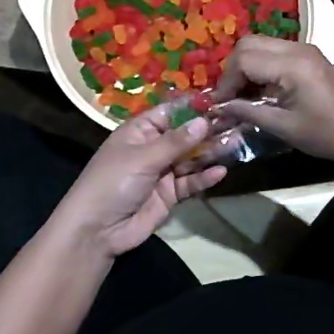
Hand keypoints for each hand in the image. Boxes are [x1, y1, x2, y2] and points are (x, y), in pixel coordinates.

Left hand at [49, 105, 227, 258]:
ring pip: (192, 158)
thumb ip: (176, 142)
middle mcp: (152, 148)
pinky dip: (204, 178)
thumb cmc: (113, 183)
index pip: (170, 113)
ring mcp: (162, 172)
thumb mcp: (143, 158)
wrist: (96, 231)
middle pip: (185, 135)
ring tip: (236, 144)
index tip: (220, 102)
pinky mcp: (169, 194)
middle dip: (208, 130)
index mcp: (139, 132)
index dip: (193, 108)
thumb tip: (204, 121)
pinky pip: (190, 182)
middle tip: (237, 122)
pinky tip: (221, 172)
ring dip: (212, 153)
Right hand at [211, 36, 333, 165]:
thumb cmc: (325, 134)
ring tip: (241, 95)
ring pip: (260, 44)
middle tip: (228, 97)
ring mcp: (305, 49)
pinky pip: (274, 51)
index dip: (226, 82)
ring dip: (245, 65)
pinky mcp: (309, 56)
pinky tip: (259, 89)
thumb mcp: (283, 127)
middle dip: (233, 69)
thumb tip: (219, 108)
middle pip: (249, 44)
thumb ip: (248, 112)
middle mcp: (297, 48)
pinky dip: (260, 65)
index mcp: (292, 65)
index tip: (220, 104)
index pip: (244, 59)